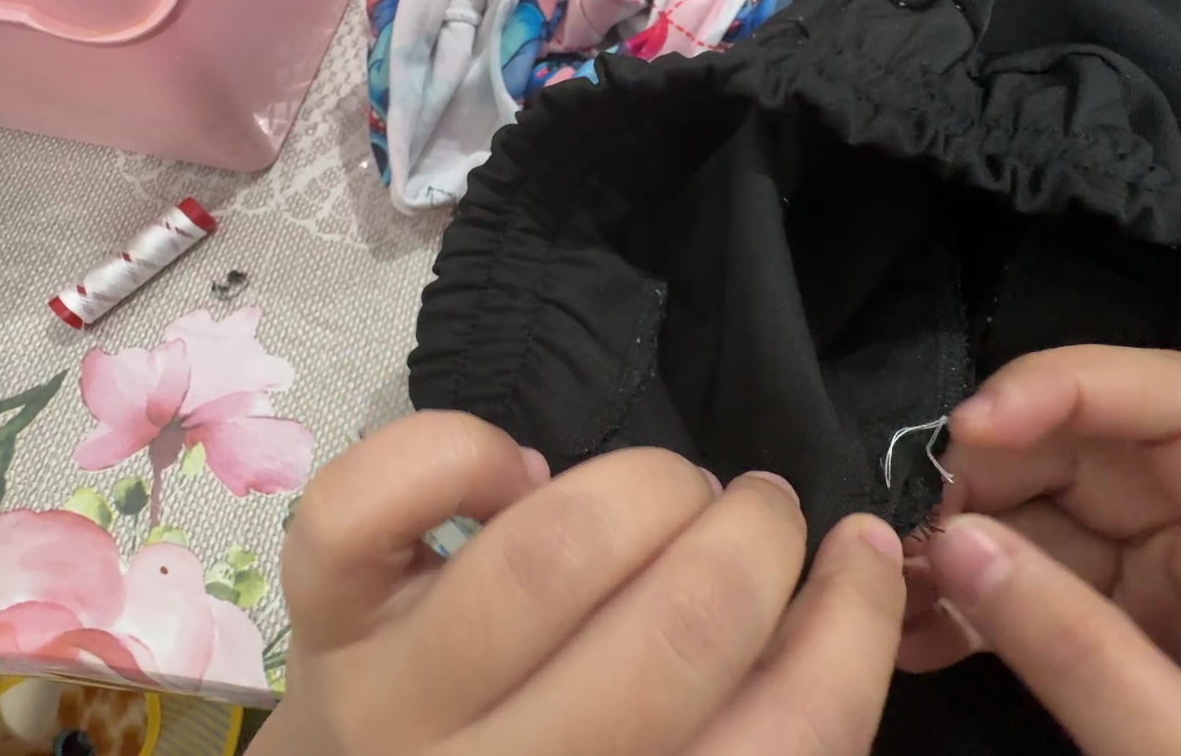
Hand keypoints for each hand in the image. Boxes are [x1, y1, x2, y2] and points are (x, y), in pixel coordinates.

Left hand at [248, 411, 907, 755]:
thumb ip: (748, 700)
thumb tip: (846, 560)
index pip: (783, 747)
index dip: (852, 627)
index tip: (858, 550)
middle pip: (669, 634)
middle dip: (750, 536)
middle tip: (757, 509)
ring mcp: (389, 696)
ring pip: (548, 553)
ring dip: (646, 486)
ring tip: (671, 485)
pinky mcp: (322, 615)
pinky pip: (366, 506)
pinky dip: (459, 453)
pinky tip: (515, 472)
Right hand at [899, 346, 1180, 754]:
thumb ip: (1085, 661)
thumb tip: (952, 541)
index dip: (1074, 388)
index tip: (969, 427)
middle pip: (1090, 449)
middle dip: (986, 473)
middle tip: (910, 531)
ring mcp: (1171, 582)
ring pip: (1040, 506)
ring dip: (957, 536)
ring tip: (896, 593)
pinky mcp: (1124, 623)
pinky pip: (1027, 575)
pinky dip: (964, 594)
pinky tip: (918, 632)